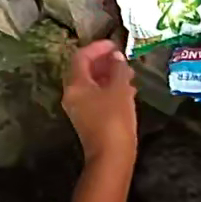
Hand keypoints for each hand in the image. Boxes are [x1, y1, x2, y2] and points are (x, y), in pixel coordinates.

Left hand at [62, 39, 137, 166]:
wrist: (111, 157)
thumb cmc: (114, 120)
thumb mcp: (119, 90)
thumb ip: (118, 69)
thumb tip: (116, 56)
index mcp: (75, 85)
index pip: (81, 57)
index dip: (97, 47)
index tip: (115, 44)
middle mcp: (72, 95)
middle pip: (85, 70)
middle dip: (103, 62)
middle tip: (122, 58)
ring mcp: (79, 108)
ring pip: (92, 84)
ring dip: (108, 75)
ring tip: (129, 73)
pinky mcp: (88, 120)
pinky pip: (96, 97)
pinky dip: (109, 89)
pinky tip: (127, 90)